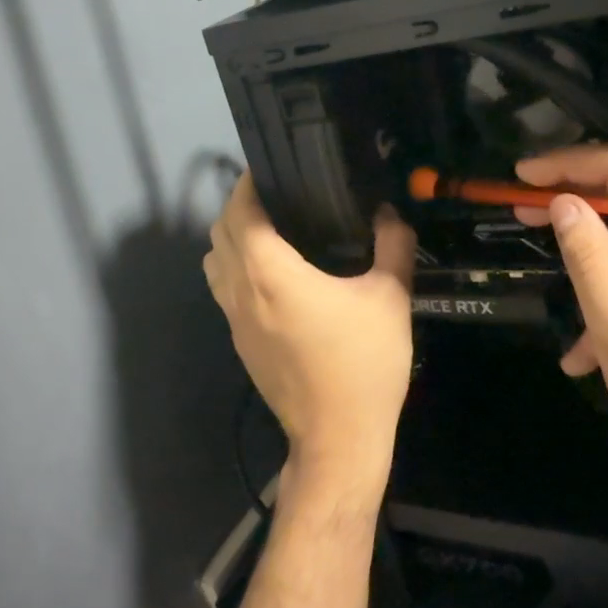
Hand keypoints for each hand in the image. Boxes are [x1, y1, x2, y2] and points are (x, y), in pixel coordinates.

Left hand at [204, 173, 417, 486]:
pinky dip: (235, 270)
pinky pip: (224, 291)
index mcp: (271, 273)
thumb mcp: (390, 298)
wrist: (338, 438)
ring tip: (271, 233)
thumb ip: (392, 246)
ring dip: (232, 240)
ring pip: (214, 263)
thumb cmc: (364, 364)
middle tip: (277, 197)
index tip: (270, 170)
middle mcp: (241, 291)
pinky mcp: (240, 343)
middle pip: (219, 233)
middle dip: (240, 207)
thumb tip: (389, 213)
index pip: (241, 212)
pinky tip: (272, 277)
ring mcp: (234, 320)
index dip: (249, 185)